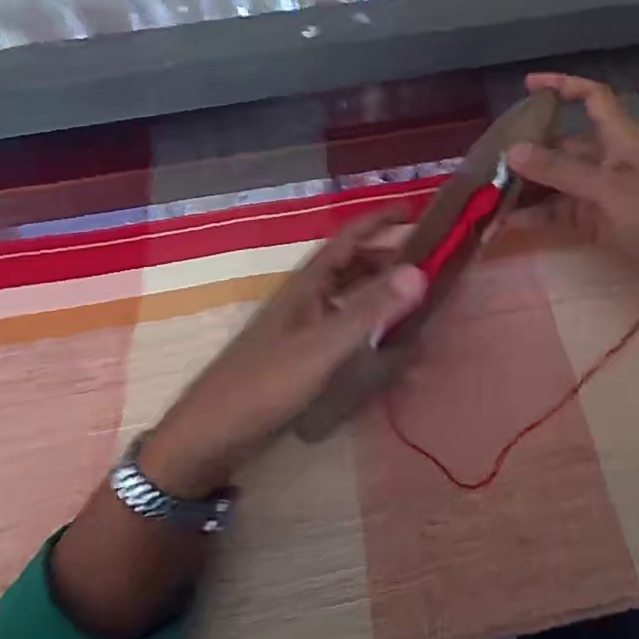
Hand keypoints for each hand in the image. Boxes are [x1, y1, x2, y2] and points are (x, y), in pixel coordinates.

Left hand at [139, 212, 427, 496]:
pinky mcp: (299, 352)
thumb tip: (418, 272)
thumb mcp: (323, 346)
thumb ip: (369, 310)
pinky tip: (379, 332)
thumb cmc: (266, 382)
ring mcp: (300, 325)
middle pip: (347, 263)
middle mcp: (304, 297)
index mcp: (307, 285)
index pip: (347, 239)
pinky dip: (363, 315)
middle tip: (424, 257)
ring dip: (374, 284)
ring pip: (343, 291)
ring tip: (410, 289)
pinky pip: (340, 320)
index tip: (412, 209)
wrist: (214, 429)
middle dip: (383, 254)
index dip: (378, 222)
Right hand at [507, 73, 638, 314]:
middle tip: (491, 158)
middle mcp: (612, 160)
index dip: (563, 85)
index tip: (528, 85)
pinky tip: (510, 222)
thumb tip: (512, 150)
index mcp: (622, 139)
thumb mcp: (608, 192)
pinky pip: (564, 212)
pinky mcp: (603, 223)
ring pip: (560, 182)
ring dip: (530, 187)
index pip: (592, 98)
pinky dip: (540, 215)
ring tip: (491, 194)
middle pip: (566, 145)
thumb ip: (559, 171)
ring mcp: (606, 193)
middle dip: (531, 149)